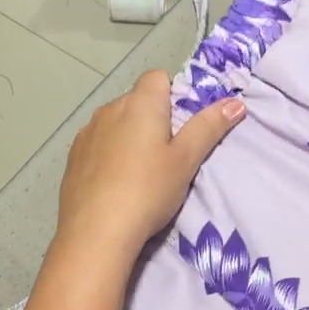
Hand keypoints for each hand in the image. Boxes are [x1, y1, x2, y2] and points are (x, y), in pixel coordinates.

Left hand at [56, 71, 245, 261]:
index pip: (158, 78)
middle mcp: (109, 109)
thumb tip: (235, 102)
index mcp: (139, 104)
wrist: (95, 231)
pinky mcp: (73, 157)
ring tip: (141, 173)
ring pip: (116, 123)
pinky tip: (117, 183)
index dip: (174, 96)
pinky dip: (110, 154)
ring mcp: (87, 132)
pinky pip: (99, 144)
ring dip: (130, 137)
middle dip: (154, 119)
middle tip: (169, 156)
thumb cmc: (148, 190)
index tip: (183, 128)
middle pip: (137, 101)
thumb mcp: (186, 160)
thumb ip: (209, 127)